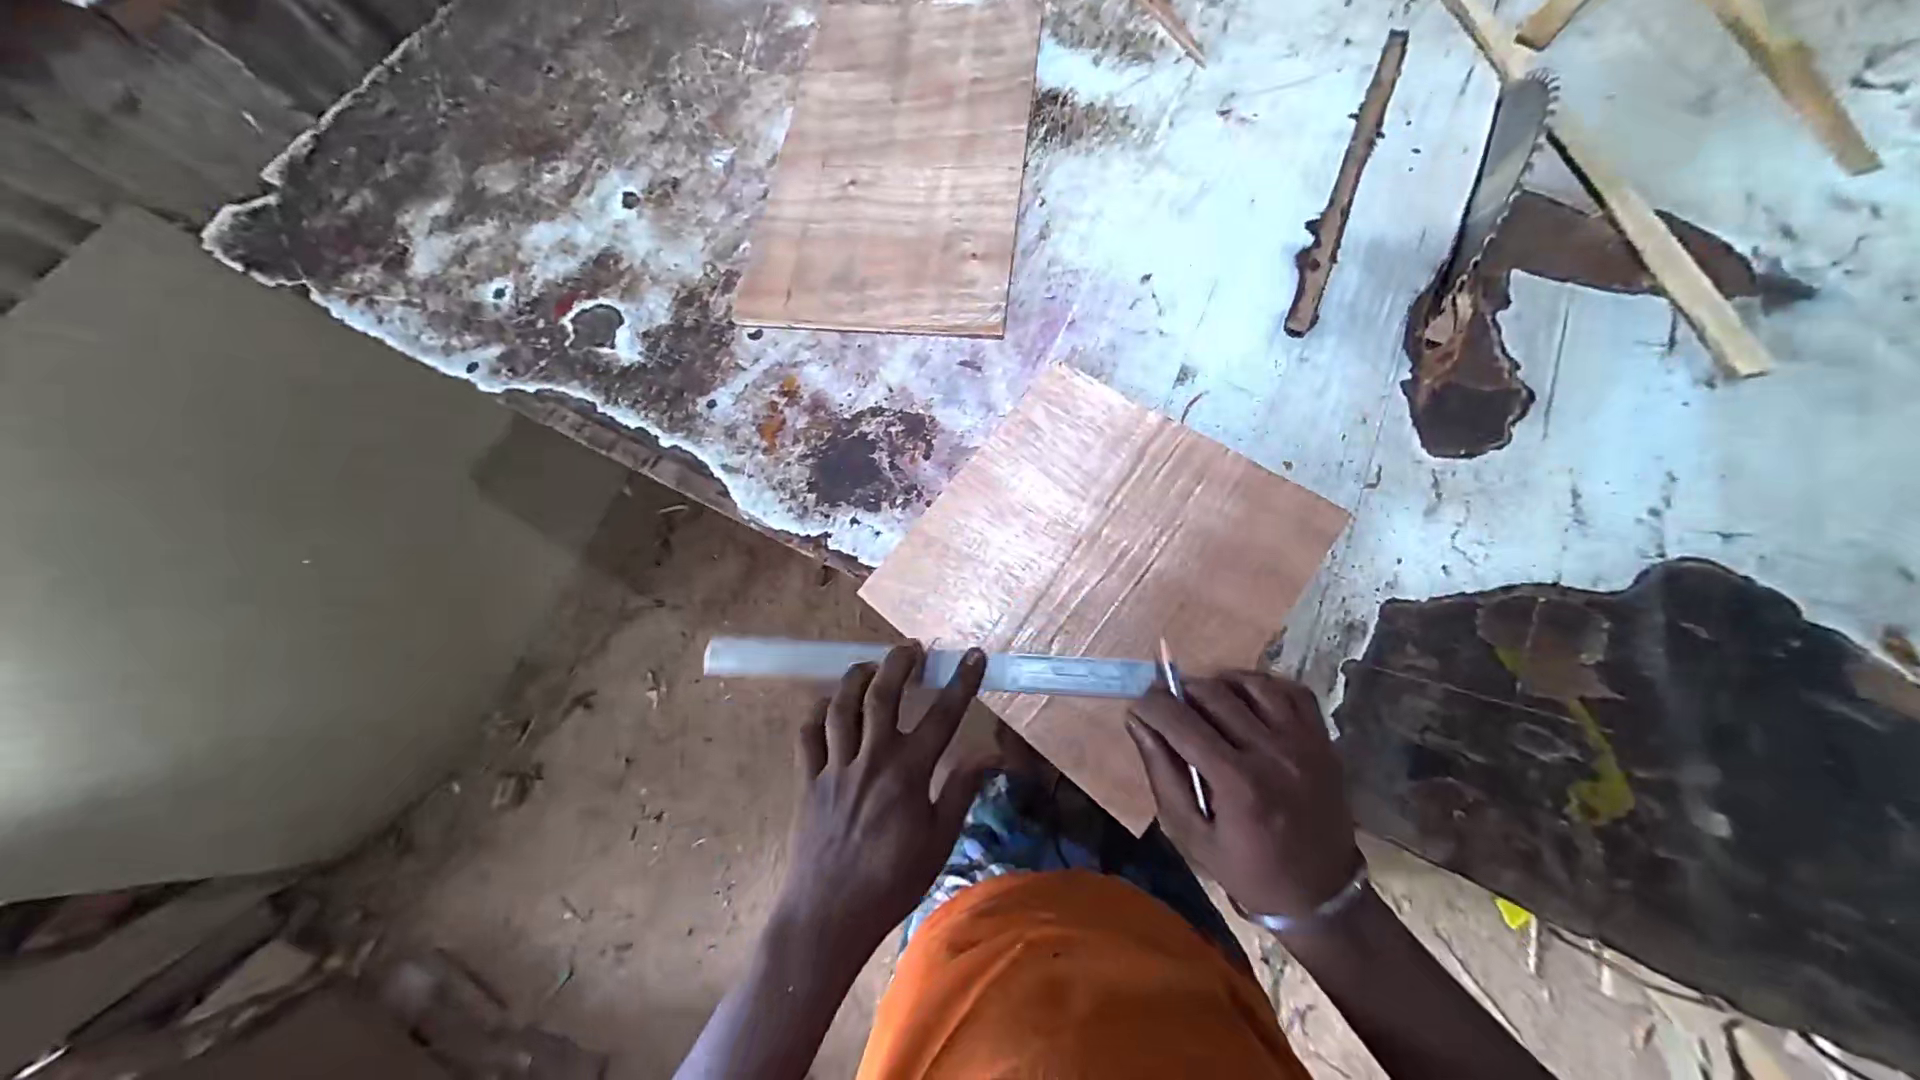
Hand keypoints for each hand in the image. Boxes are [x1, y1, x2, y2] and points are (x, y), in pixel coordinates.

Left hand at [775, 642, 986, 952]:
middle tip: (911, 648)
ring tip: (872, 664)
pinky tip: (826, 705)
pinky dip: (815, 713)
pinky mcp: (807, 780)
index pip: (942, 715)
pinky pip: (807, 735)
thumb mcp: (939, 841)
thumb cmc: (892, 882)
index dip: (961, 682)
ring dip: (856, 678)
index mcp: (907, 772)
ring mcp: (835, 767)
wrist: (829, 914)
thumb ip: (961, 791)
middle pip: (883, 695)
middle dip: (899, 663)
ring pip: (841, 706)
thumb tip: (988, 755)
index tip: (972, 656)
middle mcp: (871, 759)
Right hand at [1127, 672, 1361, 920]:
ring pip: (1251, 683)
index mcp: (1237, 783)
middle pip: (1212, 693)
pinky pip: (1292, 690)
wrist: (1321, 896)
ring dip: (1218, 684)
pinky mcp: (1323, 741)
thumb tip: (1138, 721)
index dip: (1151, 705)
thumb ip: (1161, 772)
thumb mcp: (1190, 833)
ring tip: (1203, 702)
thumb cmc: (1247, 870)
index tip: (1139, 707)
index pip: (1180, 721)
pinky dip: (1262, 686)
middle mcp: (1272, 753)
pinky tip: (1245, 700)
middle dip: (1179, 692)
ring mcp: (1304, 743)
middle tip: (1167, 707)